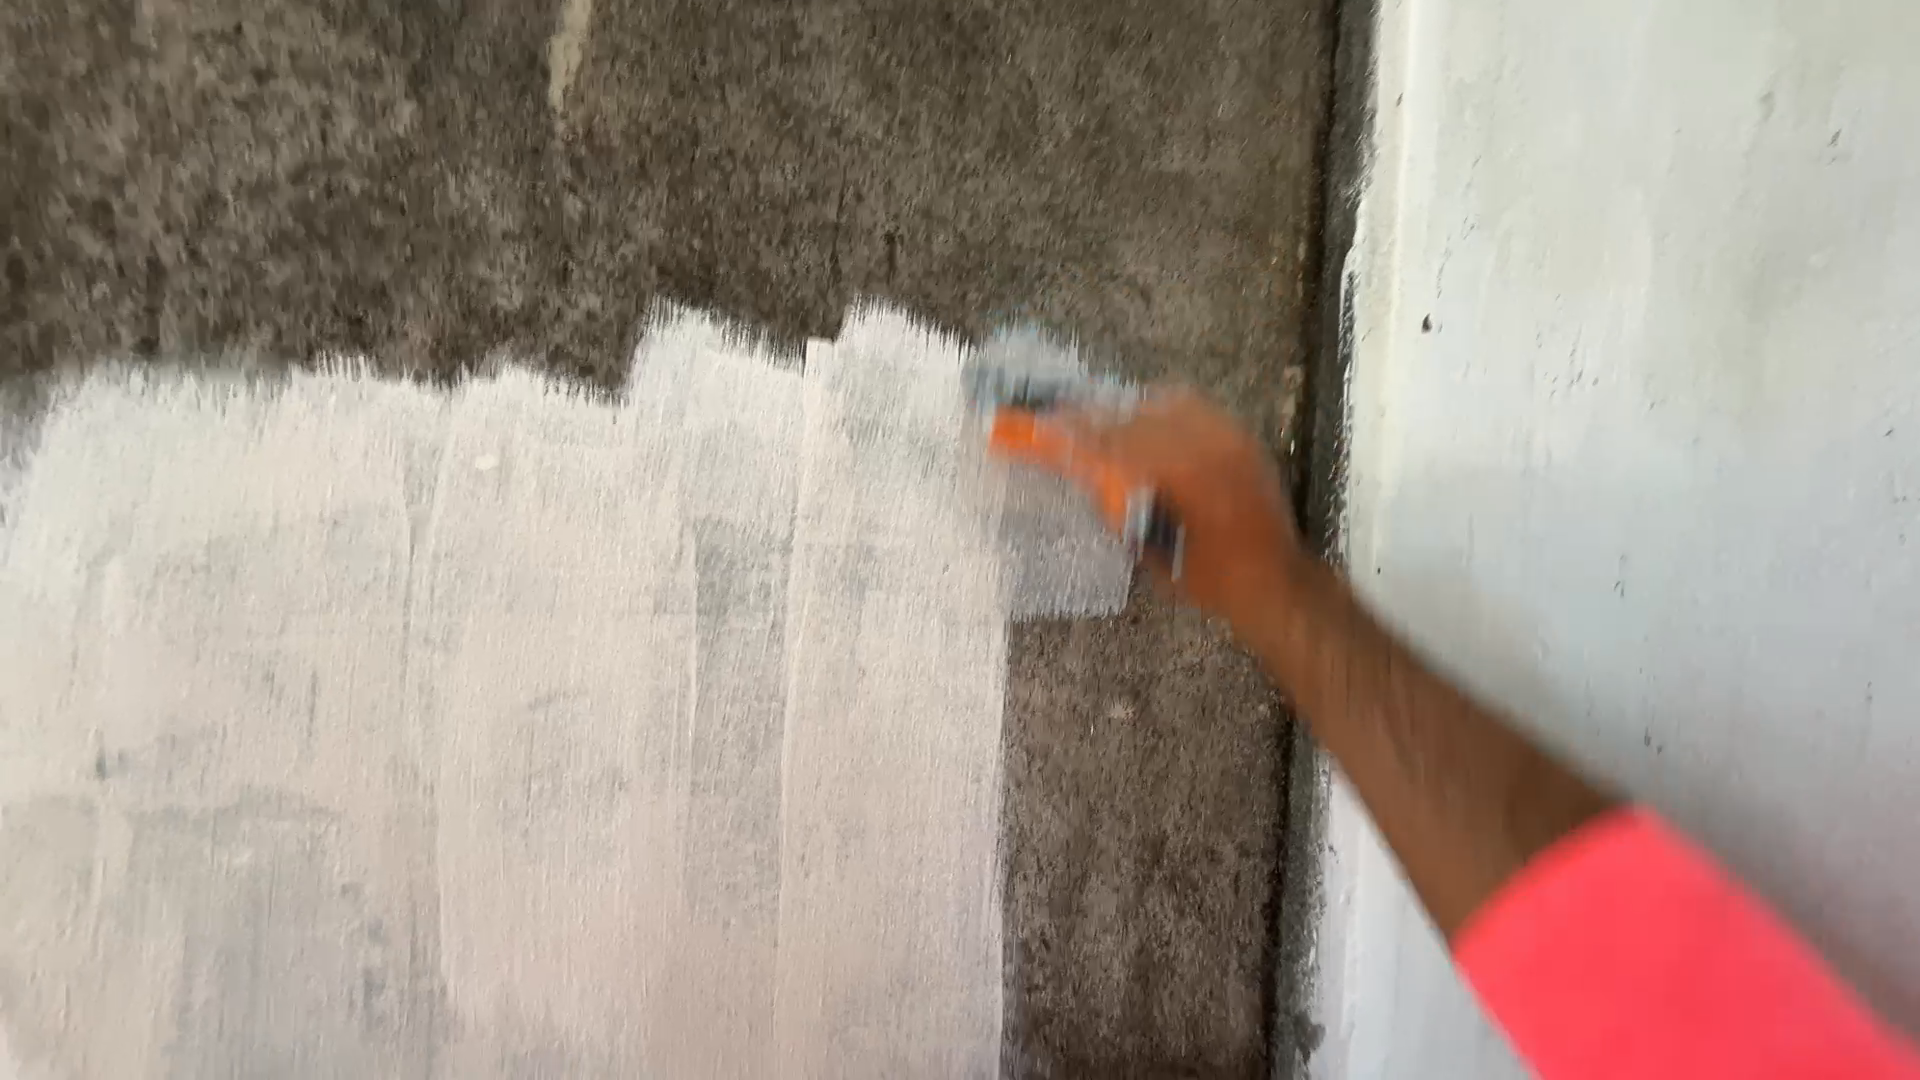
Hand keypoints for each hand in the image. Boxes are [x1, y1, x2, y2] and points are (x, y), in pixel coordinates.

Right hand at [987, 387, 1304, 628]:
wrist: (1273, 579)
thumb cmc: (1207, 577)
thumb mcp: (1149, 547)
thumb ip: (1119, 504)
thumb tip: (1089, 472)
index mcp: (1176, 482)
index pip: (1102, 447)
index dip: (1061, 438)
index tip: (1027, 430)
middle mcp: (1200, 447)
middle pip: (1125, 420)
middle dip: (1083, 420)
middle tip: (1050, 420)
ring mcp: (1223, 434)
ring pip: (1154, 405)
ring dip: (1118, 411)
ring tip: (1090, 415)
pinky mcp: (1237, 432)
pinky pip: (1187, 405)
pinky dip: (1155, 408)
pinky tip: (1138, 414)